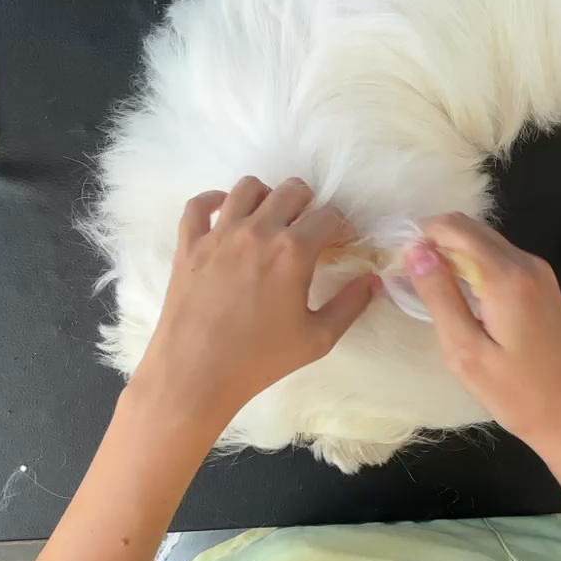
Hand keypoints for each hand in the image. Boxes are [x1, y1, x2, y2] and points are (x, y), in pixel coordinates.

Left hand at [129, 177, 379, 429]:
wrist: (196, 373)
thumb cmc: (260, 359)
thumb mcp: (318, 339)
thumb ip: (350, 305)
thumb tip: (372, 281)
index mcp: (293, 251)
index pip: (329, 217)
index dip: (343, 227)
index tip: (342, 243)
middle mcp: (257, 230)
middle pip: (292, 191)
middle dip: (309, 205)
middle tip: (309, 230)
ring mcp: (219, 233)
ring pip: (247, 187)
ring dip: (267, 196)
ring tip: (270, 218)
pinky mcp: (189, 244)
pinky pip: (199, 204)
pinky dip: (214, 200)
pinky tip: (224, 212)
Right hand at [405, 213, 560, 455]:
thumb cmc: (515, 393)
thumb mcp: (464, 350)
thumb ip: (438, 295)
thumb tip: (415, 250)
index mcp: (507, 277)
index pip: (455, 229)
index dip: (421, 235)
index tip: (396, 258)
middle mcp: (528, 264)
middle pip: (471, 229)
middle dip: (435, 241)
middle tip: (406, 274)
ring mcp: (540, 273)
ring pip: (485, 242)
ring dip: (453, 253)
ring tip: (426, 286)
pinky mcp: (543, 287)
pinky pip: (499, 260)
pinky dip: (473, 266)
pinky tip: (458, 295)